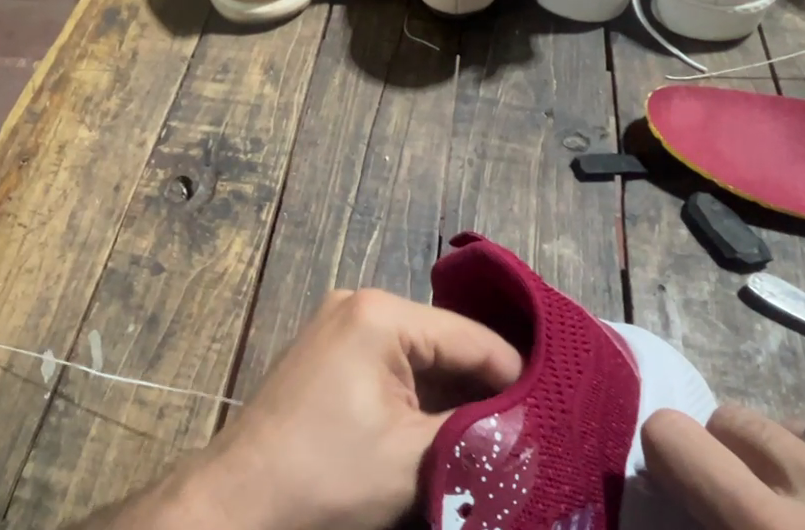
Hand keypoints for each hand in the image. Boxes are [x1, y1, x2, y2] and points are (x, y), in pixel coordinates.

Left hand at [94, 289, 521, 529]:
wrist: (242, 499)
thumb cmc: (330, 473)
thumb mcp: (420, 458)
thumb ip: (484, 436)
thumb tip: (541, 430)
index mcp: (381, 313)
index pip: (476, 340)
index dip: (523, 383)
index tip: (561, 424)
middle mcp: (360, 305)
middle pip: (449, 347)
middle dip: (488, 394)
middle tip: (535, 437)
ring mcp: (340, 329)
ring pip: (423, 362)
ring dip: (456, 402)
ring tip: (500, 441)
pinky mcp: (330, 358)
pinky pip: (394, 371)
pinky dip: (422, 403)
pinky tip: (449, 437)